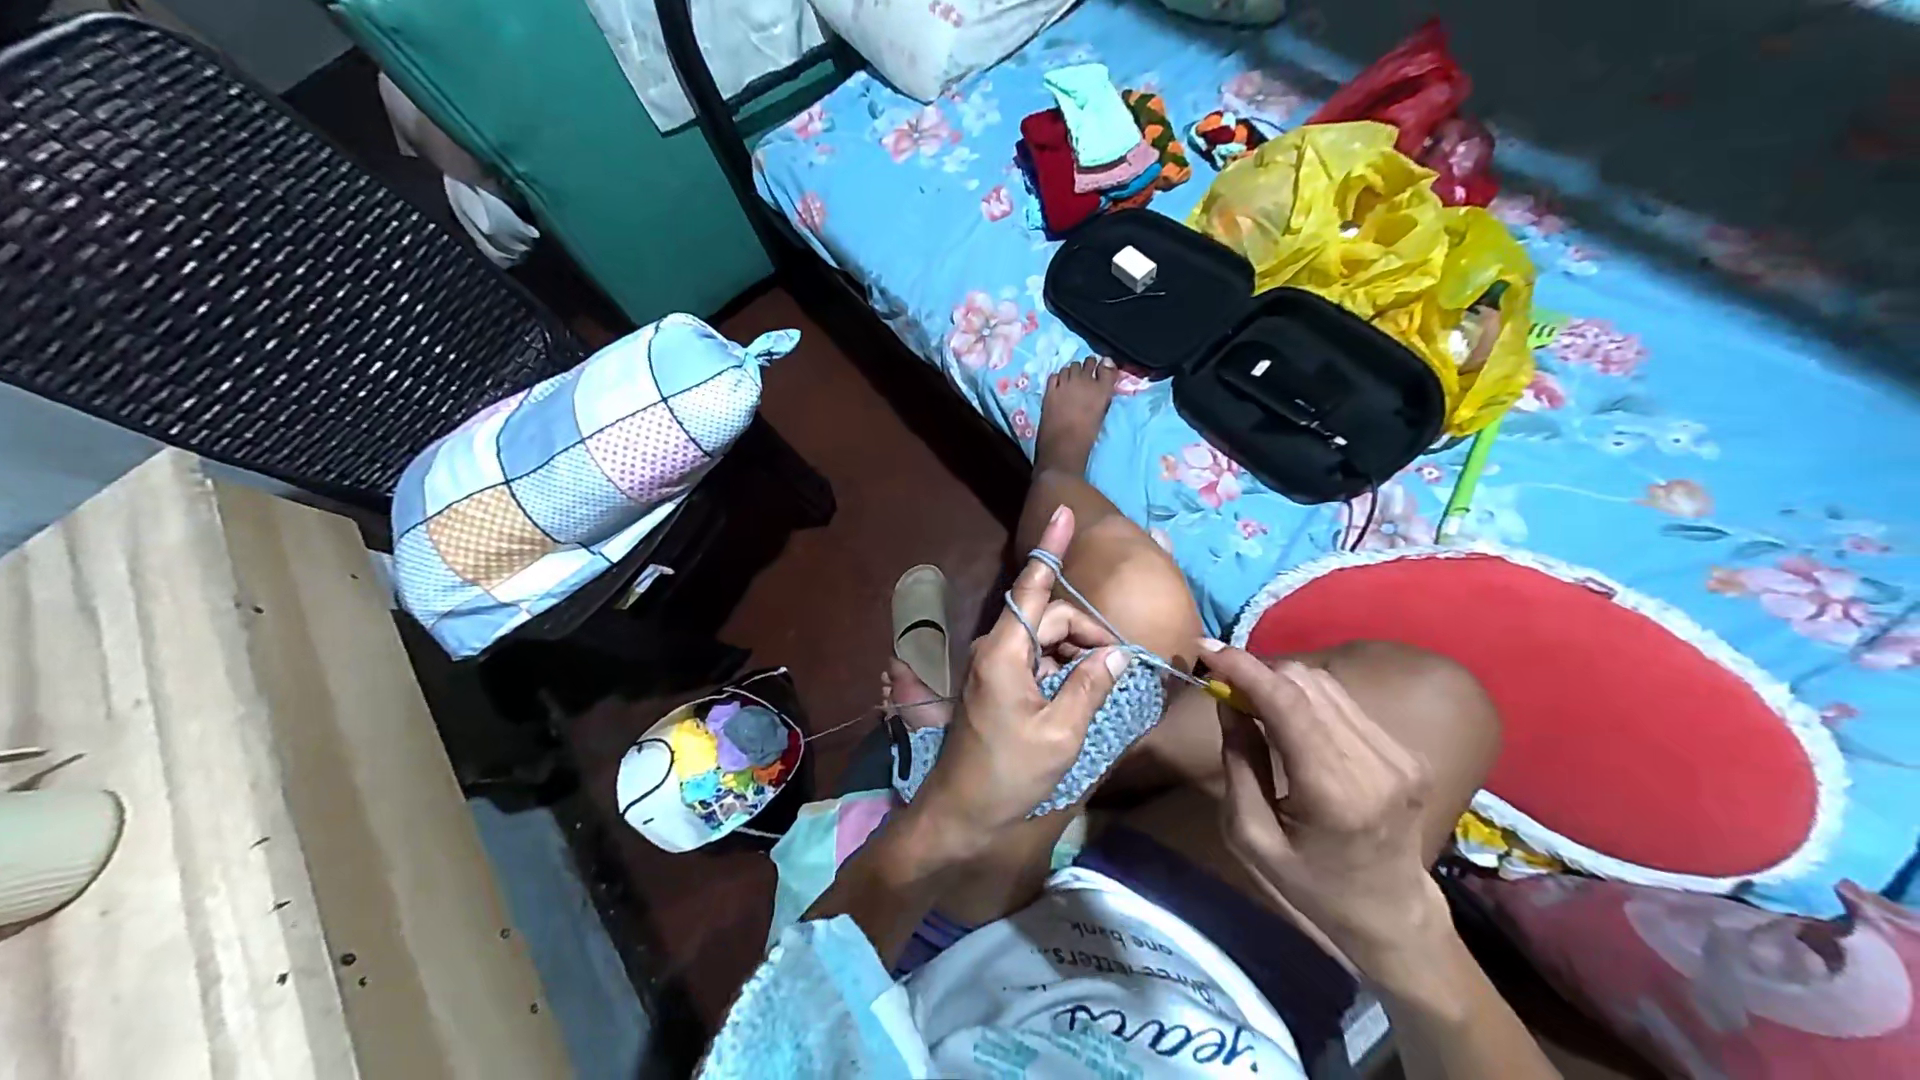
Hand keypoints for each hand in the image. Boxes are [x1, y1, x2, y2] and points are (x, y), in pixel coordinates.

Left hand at [908, 505, 1130, 859]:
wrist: (962, 810)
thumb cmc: (1010, 773)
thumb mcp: (1060, 733)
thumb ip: (1089, 686)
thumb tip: (1117, 655)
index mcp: (1004, 652)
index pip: (1031, 587)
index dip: (1051, 549)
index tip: (1064, 510)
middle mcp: (995, 648)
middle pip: (1047, 616)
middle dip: (1085, 632)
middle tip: (1115, 668)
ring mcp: (992, 664)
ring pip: (1042, 638)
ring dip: (1073, 652)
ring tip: (1097, 685)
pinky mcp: (994, 681)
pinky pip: (1033, 658)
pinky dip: (1058, 667)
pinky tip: (1076, 692)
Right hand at [1203, 642, 1448, 976]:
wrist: (1390, 913)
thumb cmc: (1309, 885)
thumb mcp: (1250, 834)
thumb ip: (1238, 761)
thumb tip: (1227, 699)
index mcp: (1333, 792)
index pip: (1287, 704)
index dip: (1243, 668)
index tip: (1204, 648)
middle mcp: (1375, 764)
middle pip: (1305, 683)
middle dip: (1256, 673)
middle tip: (1223, 689)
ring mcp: (1398, 754)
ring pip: (1324, 684)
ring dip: (1280, 682)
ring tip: (1253, 703)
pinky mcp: (1406, 750)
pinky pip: (1343, 701)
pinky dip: (1305, 697)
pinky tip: (1289, 718)